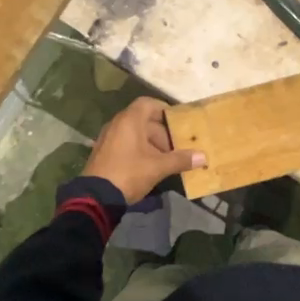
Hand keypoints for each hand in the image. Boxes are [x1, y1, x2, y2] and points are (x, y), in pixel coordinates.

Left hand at [82, 97, 206, 204]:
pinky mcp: (104, 152)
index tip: (179, 122)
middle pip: (144, 121)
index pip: (148, 104)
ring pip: (135, 135)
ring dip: (152, 144)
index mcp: (129, 120)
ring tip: (167, 160)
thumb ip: (180, 160)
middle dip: (162, 133)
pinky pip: (126, 144)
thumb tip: (203, 156)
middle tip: (177, 147)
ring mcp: (109, 138)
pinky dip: (140, 151)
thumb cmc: (129, 173)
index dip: (164, 110)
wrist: (97, 196)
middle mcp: (117, 124)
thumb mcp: (158, 167)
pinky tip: (151, 167)